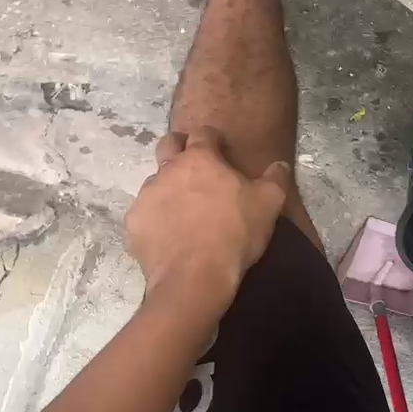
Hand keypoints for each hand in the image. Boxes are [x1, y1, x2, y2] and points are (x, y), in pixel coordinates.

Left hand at [126, 128, 288, 308]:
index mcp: (200, 158)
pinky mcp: (133, 224)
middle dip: (179, 147)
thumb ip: (276, 178)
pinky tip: (169, 235)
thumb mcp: (269, 203)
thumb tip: (279, 165)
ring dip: (168, 187)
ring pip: (155, 181)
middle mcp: (168, 170)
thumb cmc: (234, 233)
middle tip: (195, 166)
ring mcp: (146, 196)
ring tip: (184, 209)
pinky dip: (156, 218)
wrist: (194, 279)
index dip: (212, 137)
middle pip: (167, 144)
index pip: (202, 132)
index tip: (222, 150)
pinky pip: (144, 212)